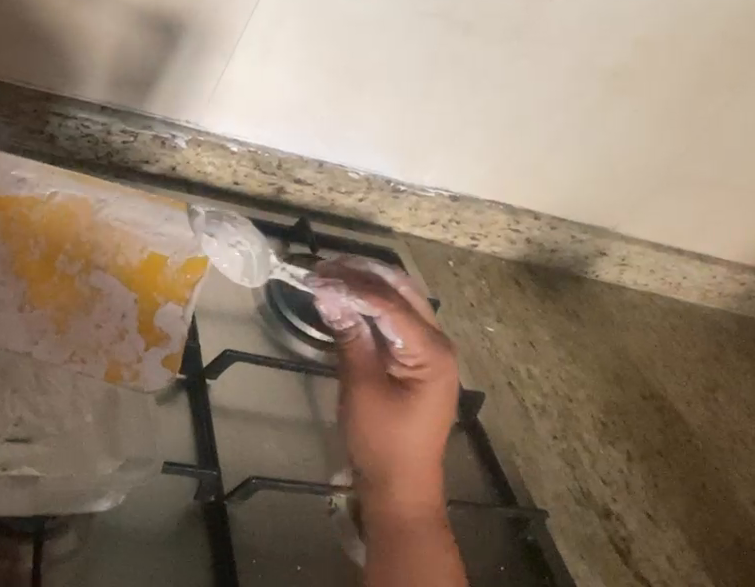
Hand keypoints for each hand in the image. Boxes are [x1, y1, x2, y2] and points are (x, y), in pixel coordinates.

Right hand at [311, 257, 460, 512]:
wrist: (401, 487)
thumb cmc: (383, 441)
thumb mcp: (361, 386)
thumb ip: (349, 335)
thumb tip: (327, 293)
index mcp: (432, 350)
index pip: (389, 302)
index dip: (351, 285)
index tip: (315, 275)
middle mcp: (439, 342)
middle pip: (402, 290)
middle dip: (362, 273)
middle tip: (324, 266)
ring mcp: (431, 350)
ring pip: (401, 299)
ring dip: (367, 283)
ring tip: (331, 274)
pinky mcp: (418, 358)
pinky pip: (397, 318)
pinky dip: (372, 303)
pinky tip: (347, 298)